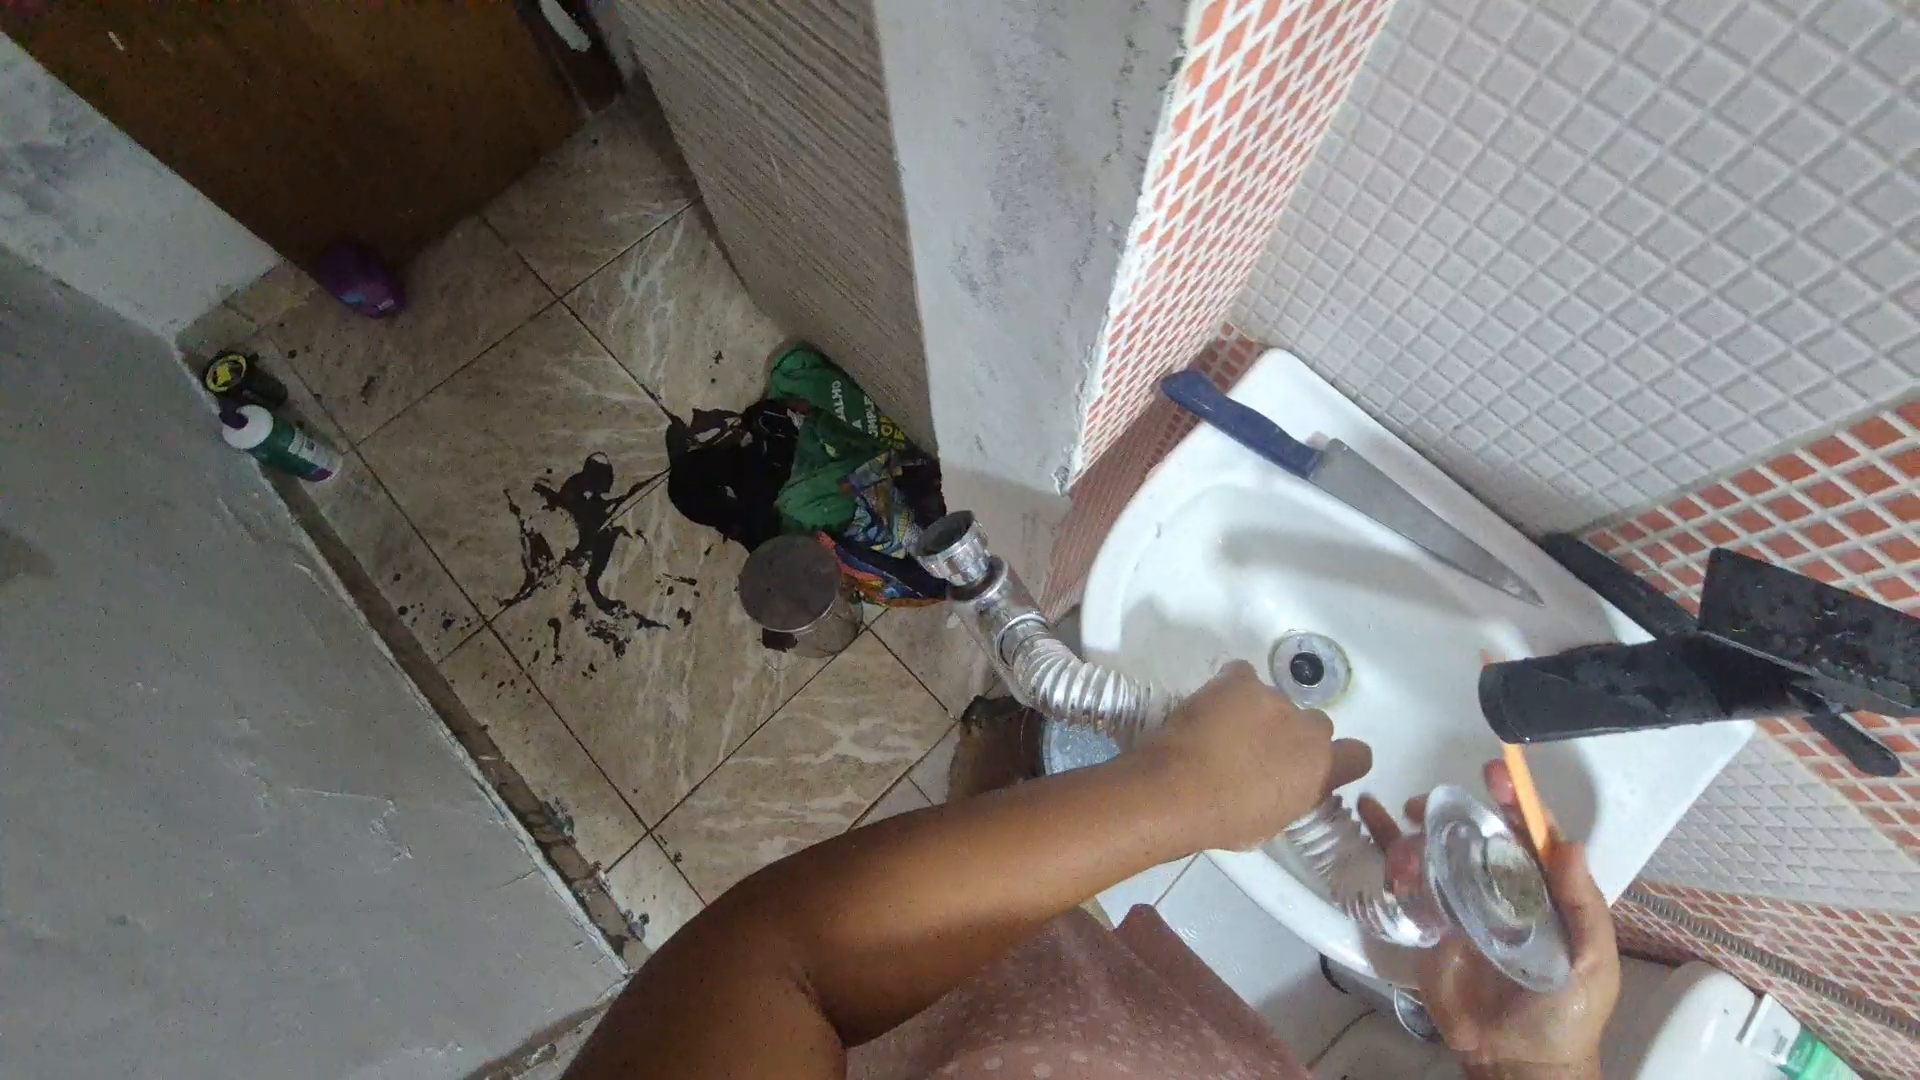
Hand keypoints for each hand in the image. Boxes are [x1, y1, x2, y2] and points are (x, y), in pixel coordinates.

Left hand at [1141, 659, 1371, 851]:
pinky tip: (1213, 704)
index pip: (1357, 755)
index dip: (1336, 757)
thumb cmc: (1224, 818)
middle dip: (1290, 734)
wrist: (1180, 789)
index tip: (1309, 763)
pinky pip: (1241, 675)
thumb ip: (1293, 794)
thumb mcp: (1273, 821)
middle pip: (1311, 723)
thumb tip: (1286, 783)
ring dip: (1256, 712)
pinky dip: (1231, 686)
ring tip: (1222, 728)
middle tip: (1255, 748)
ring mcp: (1272, 700)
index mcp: (1321, 768)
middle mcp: (1306, 729)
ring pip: (1273, 700)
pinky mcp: (1238, 682)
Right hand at [1358, 762, 1619, 1078]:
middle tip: (1422, 806)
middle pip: (1471, 831)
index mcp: (1540, 891)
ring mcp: (1457, 895)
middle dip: (1448, 810)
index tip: (1495, 773)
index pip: (1527, 835)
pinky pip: (1401, 868)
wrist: (1513, 1059)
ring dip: (1413, 834)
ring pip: (1431, 844)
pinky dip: (1383, 837)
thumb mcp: (1589, 964)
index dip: (1514, 801)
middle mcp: (1496, 883)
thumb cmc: (1562, 1012)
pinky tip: (1367, 814)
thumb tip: (1569, 844)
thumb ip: (1581, 907)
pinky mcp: (1425, 911)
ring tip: (1402, 853)